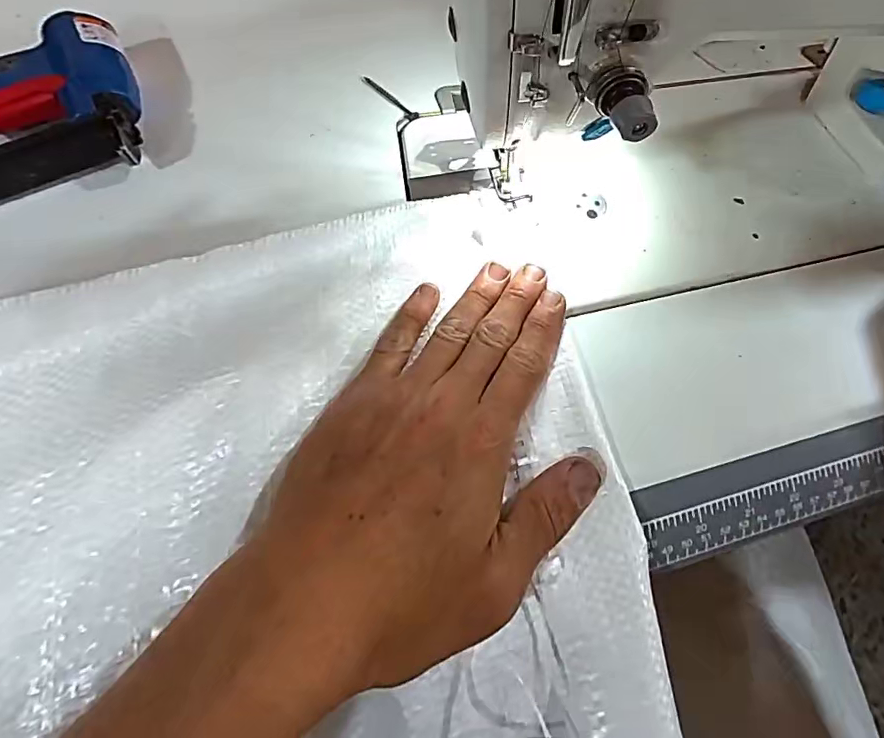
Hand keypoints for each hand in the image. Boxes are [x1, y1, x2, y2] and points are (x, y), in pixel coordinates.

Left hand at [68, 262, 603, 737]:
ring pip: (445, 334)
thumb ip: (546, 517)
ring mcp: (391, 404)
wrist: (297, 611)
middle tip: (533, 272)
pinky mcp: (349, 409)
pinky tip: (424, 296)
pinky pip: (387, 347)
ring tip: (494, 271)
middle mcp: (440, 411)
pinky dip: (409, 317)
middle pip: (489, 340)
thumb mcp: (494, 581)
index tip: (553, 302)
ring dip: (474, 298)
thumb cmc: (395, 602)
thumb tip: (586, 472)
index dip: (542, 330)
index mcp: (480, 445)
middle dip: (516, 301)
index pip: (522, 368)